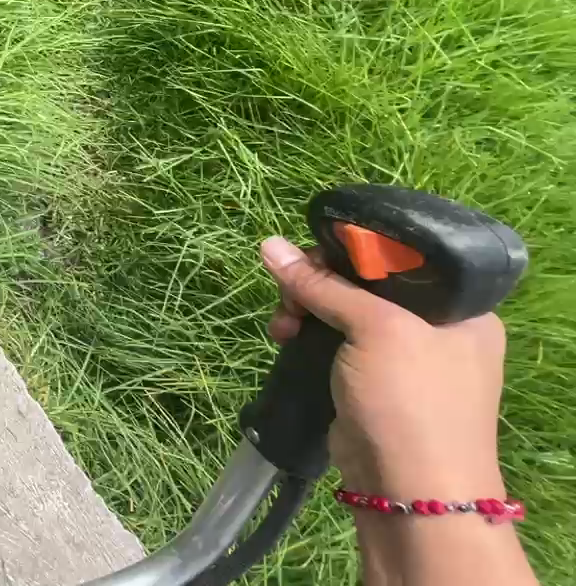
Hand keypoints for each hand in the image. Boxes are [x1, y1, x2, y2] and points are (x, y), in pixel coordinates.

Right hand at [260, 235, 505, 495]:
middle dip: (313, 284)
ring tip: (283, 328)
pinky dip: (303, 329)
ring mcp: (400, 351)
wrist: (409, 484)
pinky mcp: (368, 371)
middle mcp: (434, 325)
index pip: (396, 256)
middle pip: (357, 279)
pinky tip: (286, 337)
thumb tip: (268, 244)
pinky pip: (328, 332)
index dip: (348, 252)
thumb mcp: (374, 330)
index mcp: (460, 309)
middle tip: (290, 302)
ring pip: (335, 304)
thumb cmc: (410, 399)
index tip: (311, 265)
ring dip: (300, 307)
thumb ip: (324, 285)